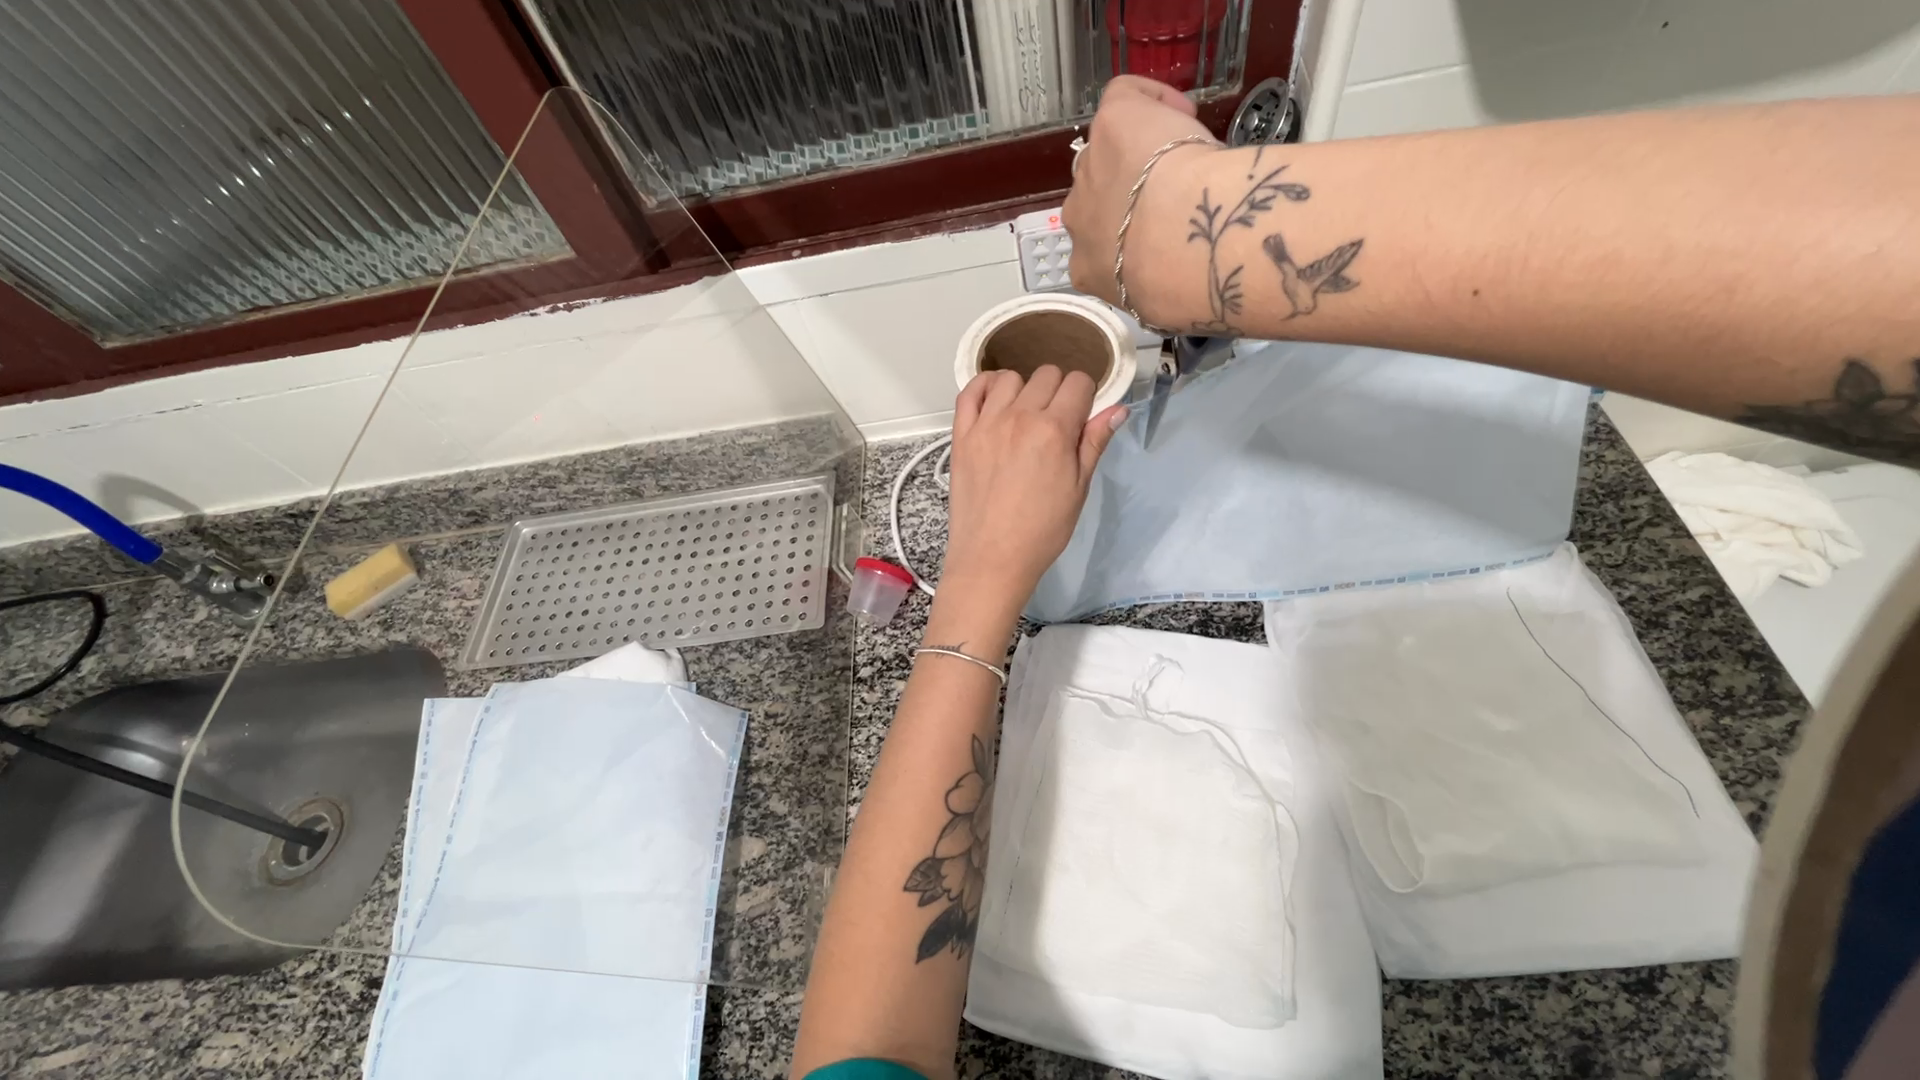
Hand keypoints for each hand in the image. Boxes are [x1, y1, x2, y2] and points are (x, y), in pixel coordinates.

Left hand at [941, 367, 1127, 611]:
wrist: (992, 558)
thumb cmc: (1042, 530)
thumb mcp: (1079, 488)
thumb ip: (1094, 442)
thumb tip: (1118, 410)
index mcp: (1054, 430)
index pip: (1079, 383)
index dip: (1087, 396)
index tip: (1082, 416)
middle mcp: (1019, 417)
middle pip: (1047, 375)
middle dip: (1059, 390)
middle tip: (1057, 421)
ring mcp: (986, 424)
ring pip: (1010, 377)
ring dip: (1024, 388)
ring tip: (1026, 415)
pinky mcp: (962, 435)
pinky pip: (970, 391)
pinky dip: (984, 386)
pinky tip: (995, 400)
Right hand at [1062, 76, 1216, 322]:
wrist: (1181, 244)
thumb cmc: (1175, 286)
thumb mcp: (1157, 306)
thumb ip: (1156, 291)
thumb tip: (1175, 293)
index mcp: (1087, 268)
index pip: (1098, 248)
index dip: (1127, 240)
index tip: (1161, 238)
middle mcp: (1078, 218)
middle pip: (1097, 198)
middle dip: (1128, 196)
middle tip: (1172, 197)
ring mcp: (1090, 167)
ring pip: (1108, 154)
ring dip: (1139, 154)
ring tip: (1181, 158)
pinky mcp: (1111, 121)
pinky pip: (1122, 97)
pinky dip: (1149, 98)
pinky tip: (1180, 112)